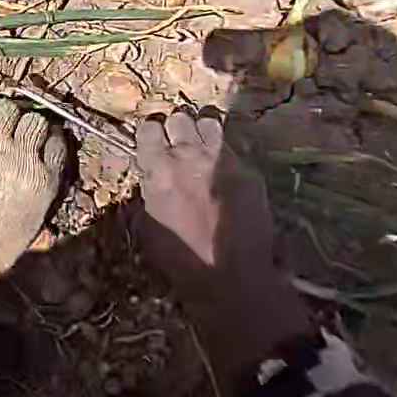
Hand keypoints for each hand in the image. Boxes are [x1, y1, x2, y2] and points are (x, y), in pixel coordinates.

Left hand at [0, 101, 67, 316]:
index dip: (50, 139)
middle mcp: (25, 154)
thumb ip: (43, 193)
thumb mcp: (34, 222)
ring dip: (6, 114)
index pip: (58, 143)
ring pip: (9, 109)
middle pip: (35, 121)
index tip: (44, 140)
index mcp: (45, 178)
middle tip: (19, 130)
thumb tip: (42, 176)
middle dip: (29, 124)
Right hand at [135, 111, 311, 382]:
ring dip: (200, 132)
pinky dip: (223, 153)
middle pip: (179, 118)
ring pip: (208, 123)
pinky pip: (232, 148)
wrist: (231, 278)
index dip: (149, 134)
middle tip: (176, 143)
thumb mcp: (147, 224)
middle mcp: (190, 156)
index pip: (149, 128)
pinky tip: (222, 170)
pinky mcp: (248, 171)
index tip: (152, 142)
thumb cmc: (180, 258)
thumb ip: (148, 190)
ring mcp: (222, 160)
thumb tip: (148, 176)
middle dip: (175, 128)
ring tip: (200, 147)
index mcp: (159, 169)